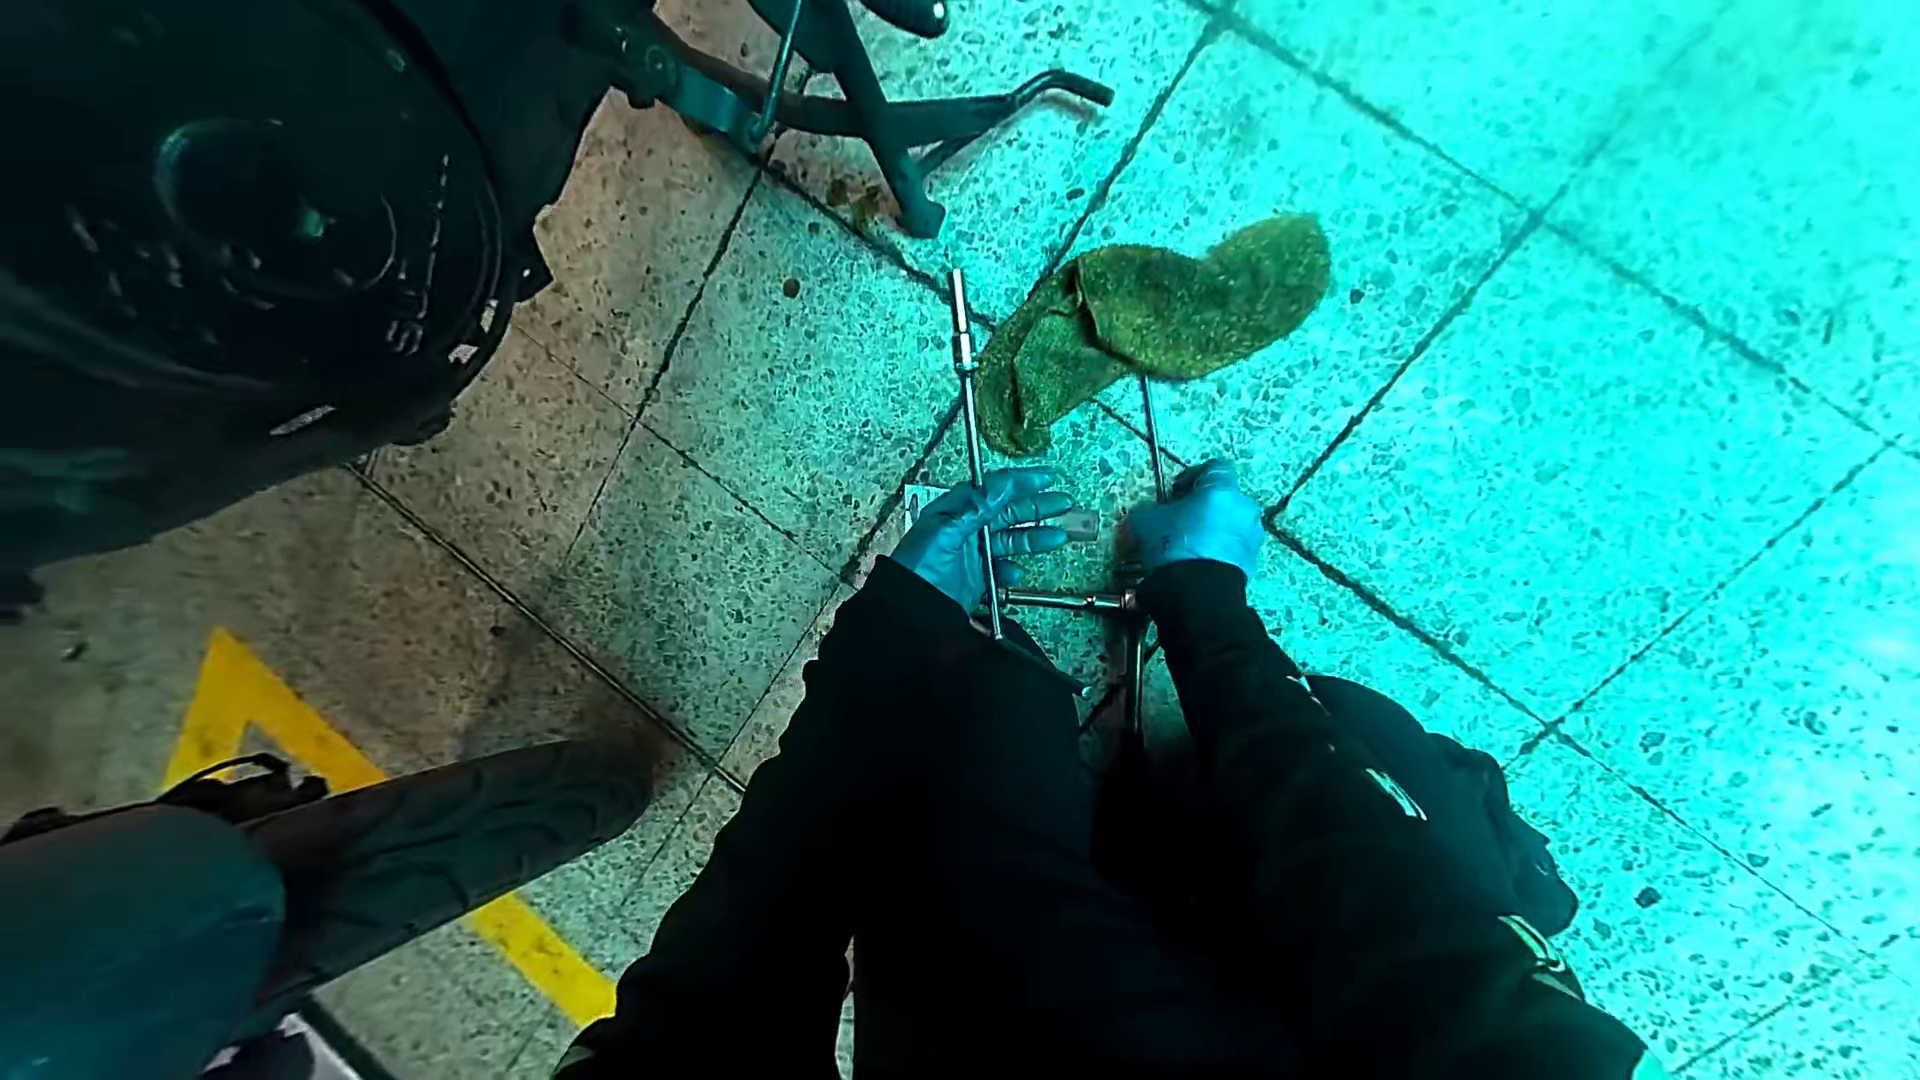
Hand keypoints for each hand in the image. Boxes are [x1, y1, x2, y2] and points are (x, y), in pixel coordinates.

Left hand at [892, 467, 1073, 612]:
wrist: (910, 614)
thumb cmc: (919, 568)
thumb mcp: (945, 532)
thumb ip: (975, 507)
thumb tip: (1002, 483)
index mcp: (955, 513)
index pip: (992, 490)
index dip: (1021, 482)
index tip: (1047, 477)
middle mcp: (965, 531)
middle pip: (1006, 513)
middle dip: (1036, 508)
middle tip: (1064, 503)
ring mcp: (972, 556)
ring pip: (1009, 541)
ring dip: (1033, 538)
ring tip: (1057, 537)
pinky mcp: (977, 580)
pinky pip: (1001, 571)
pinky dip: (1012, 571)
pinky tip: (1016, 573)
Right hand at [1122, 458, 1262, 578]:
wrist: (1197, 592)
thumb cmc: (1172, 546)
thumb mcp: (1145, 521)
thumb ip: (1149, 510)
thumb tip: (1147, 515)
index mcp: (1222, 490)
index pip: (1214, 467)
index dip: (1192, 475)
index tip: (1174, 492)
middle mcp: (1244, 508)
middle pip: (1223, 498)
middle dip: (1202, 506)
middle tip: (1178, 519)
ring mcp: (1251, 537)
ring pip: (1228, 524)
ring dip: (1211, 529)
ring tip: (1186, 545)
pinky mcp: (1251, 562)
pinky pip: (1231, 547)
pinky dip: (1216, 550)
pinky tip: (1195, 562)